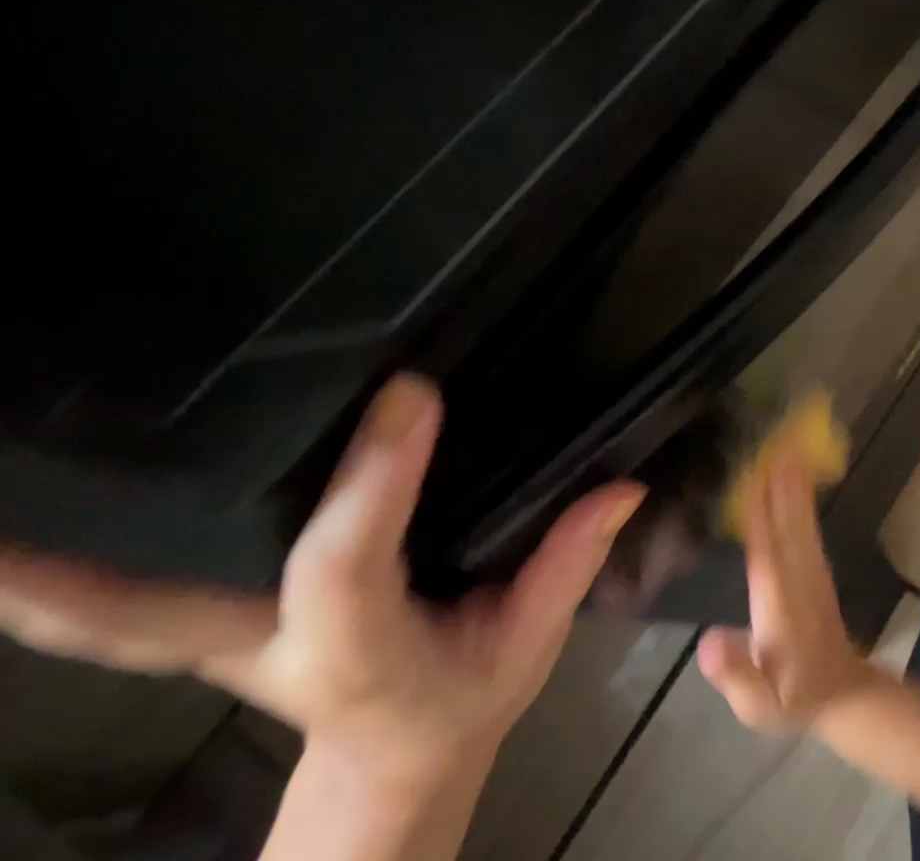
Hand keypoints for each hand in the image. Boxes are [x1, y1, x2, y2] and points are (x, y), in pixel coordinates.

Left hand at [0, 374, 642, 779]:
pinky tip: (49, 509)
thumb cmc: (466, 698)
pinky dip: (61, 567)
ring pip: (99, 613)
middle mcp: (267, 648)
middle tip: (25, 480)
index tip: (409, 396)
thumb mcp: (531, 642)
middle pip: (145, 612)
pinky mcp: (203, 627)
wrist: (397, 758)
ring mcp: (216, 644)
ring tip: (12, 470)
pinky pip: (115, 602)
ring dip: (35, 568)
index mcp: (361, 653)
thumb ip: (568, 563)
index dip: (373, 484)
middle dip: (72, 565)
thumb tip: (623, 485)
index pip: (346, 565)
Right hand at [697, 453, 877, 731]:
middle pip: (788, 524)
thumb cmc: (792, 697)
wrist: (841, 693)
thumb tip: (707, 642)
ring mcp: (812, 571)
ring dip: (794, 482)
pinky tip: (794, 476)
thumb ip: (736, 675)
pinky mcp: (817, 569)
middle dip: (781, 482)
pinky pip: (805, 526)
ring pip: (800, 520)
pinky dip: (800, 498)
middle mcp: (798, 579)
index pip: (767, 551)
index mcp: (779, 604)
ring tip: (787, 445)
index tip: (757, 475)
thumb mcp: (760, 705)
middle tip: (776, 439)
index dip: (763, 513)